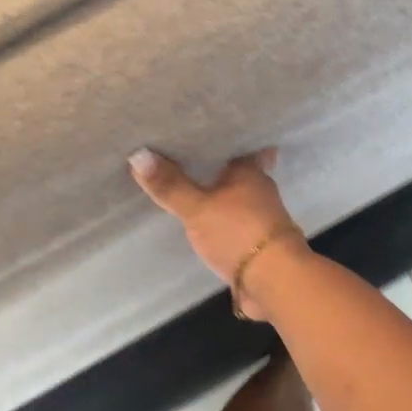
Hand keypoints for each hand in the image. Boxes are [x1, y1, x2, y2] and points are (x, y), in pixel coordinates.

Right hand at [128, 147, 303, 319]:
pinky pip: (234, 220)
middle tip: (186, 157)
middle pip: (235, 170)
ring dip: (218, 194)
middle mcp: (259, 187)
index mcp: (250, 170)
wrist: (273, 279)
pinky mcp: (257, 240)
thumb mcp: (198, 208)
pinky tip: (204, 221)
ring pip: (235, 196)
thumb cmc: (238, 232)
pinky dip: (221, 218)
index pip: (234, 144)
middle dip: (216, 167)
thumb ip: (171, 185)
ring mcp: (261, 215)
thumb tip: (138, 154)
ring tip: (190, 186)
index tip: (199, 131)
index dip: (218, 139)